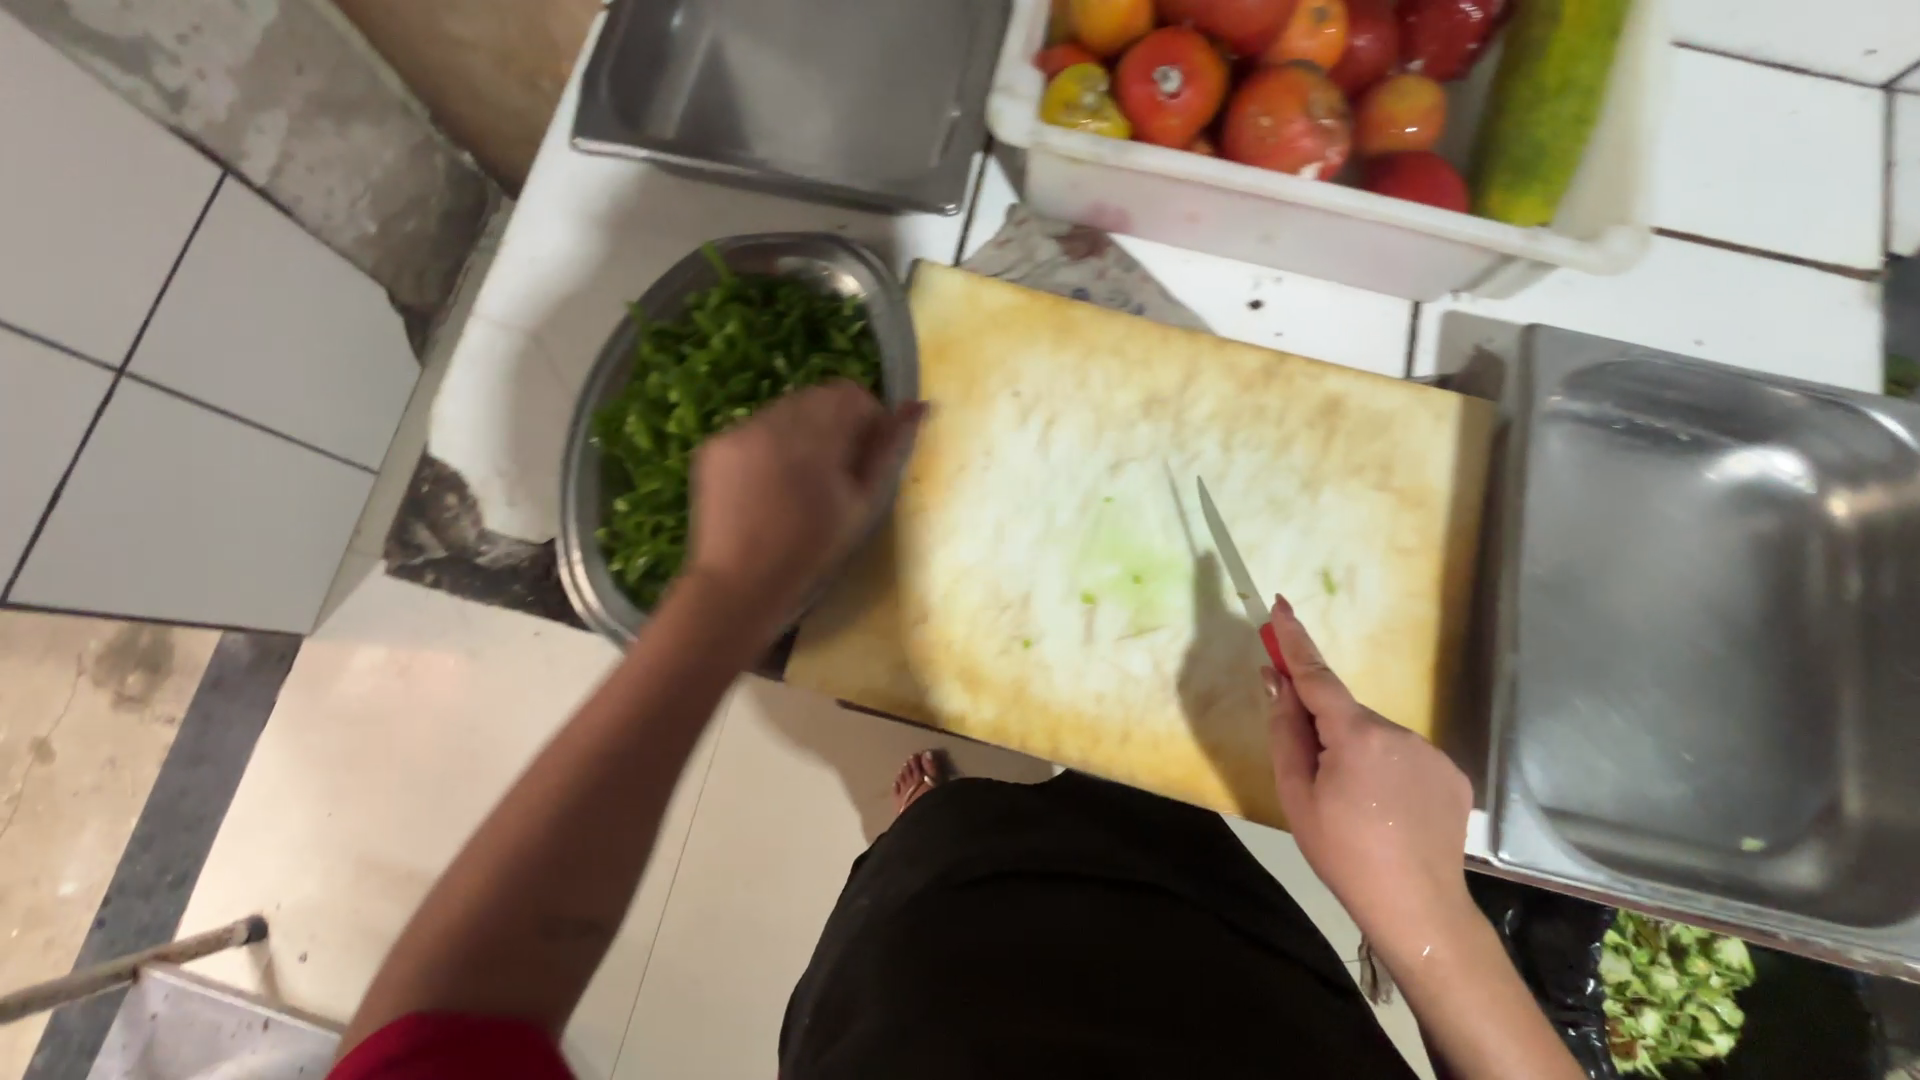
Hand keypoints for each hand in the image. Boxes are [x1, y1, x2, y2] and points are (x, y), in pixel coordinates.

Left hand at [683, 381, 922, 631]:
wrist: (739, 587)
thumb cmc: (812, 553)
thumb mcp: (863, 505)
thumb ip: (889, 450)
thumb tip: (919, 405)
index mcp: (813, 434)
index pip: (850, 394)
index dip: (867, 420)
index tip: (865, 458)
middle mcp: (771, 420)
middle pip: (816, 398)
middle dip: (833, 426)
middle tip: (835, 476)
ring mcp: (737, 431)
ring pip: (784, 412)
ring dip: (801, 436)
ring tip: (800, 486)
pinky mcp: (712, 446)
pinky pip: (753, 431)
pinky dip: (768, 449)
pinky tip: (769, 490)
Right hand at [1263, 593, 1476, 966]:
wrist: (1417, 908)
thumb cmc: (1342, 852)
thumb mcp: (1295, 793)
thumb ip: (1284, 730)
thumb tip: (1275, 680)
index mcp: (1355, 735)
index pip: (1316, 674)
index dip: (1294, 639)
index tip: (1279, 605)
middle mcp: (1398, 731)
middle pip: (1344, 712)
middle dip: (1323, 727)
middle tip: (1312, 775)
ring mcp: (1431, 752)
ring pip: (1374, 736)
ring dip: (1355, 751)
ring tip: (1355, 805)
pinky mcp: (1452, 774)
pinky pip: (1403, 756)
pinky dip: (1385, 769)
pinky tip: (1386, 809)